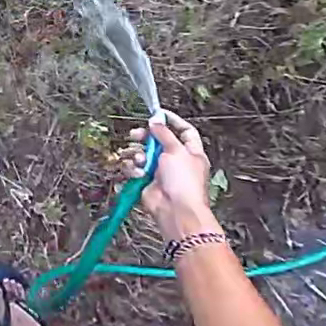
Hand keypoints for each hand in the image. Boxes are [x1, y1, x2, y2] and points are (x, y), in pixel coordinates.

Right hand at [122, 110, 215, 236]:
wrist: (176, 211)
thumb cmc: (184, 182)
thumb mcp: (176, 150)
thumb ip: (163, 133)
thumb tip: (155, 121)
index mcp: (191, 152)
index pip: (184, 130)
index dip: (172, 121)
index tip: (158, 113)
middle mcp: (176, 161)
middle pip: (158, 141)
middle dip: (146, 137)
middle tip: (135, 135)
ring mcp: (162, 172)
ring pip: (144, 154)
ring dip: (138, 154)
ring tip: (139, 159)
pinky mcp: (148, 182)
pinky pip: (136, 169)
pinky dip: (134, 169)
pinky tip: (138, 173)